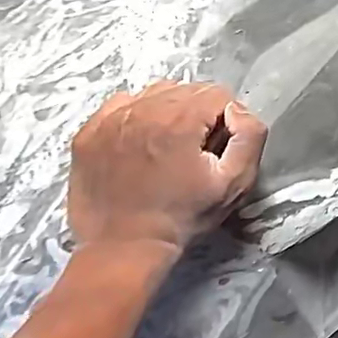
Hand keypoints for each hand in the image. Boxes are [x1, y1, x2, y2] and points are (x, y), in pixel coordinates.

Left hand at [65, 81, 266, 255]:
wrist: (123, 248)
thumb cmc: (181, 218)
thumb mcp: (233, 184)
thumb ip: (249, 136)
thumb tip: (235, 109)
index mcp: (179, 119)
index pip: (217, 94)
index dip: (224, 120)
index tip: (215, 148)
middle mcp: (143, 109)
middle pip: (186, 89)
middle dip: (197, 114)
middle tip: (192, 151)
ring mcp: (111, 118)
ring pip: (155, 92)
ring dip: (168, 112)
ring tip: (166, 148)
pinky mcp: (89, 131)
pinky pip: (123, 104)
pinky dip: (137, 117)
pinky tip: (140, 145)